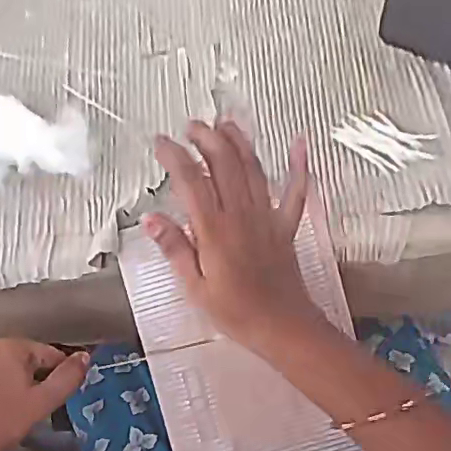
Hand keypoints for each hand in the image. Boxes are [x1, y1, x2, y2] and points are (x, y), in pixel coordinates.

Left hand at [0, 339, 88, 450]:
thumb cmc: (5, 424)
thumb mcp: (44, 402)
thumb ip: (67, 378)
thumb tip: (84, 358)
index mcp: (8, 346)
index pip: (45, 352)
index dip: (58, 371)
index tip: (60, 392)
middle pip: (18, 357)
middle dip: (30, 375)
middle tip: (35, 404)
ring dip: (6, 381)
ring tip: (11, 409)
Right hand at [144, 119, 323, 352]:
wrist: (281, 326)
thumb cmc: (238, 313)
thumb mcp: (196, 288)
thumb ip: (175, 250)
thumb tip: (152, 221)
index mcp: (215, 231)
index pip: (190, 180)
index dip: (173, 156)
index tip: (161, 144)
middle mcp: (241, 216)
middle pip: (223, 162)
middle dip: (205, 138)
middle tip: (191, 129)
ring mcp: (266, 218)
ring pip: (252, 167)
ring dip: (238, 141)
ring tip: (225, 125)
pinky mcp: (285, 228)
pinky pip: (295, 190)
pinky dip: (297, 165)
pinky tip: (298, 145)